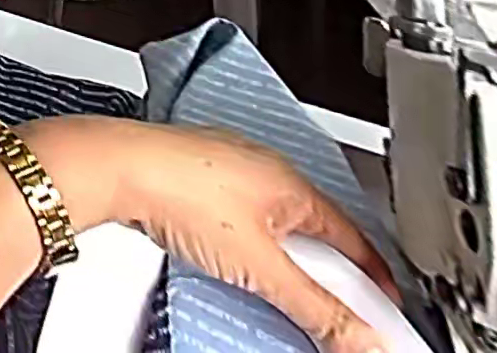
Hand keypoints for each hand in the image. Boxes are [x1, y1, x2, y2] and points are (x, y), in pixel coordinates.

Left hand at [21, 118, 397, 352]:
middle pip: (313, 227)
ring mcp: (222, 161)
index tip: (382, 320)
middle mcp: (259, 163)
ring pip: (272, 217)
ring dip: (282, 254)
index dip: (374, 285)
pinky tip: (230, 253)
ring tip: (276, 287)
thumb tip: (369, 344)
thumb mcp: (262, 266)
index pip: (355, 239)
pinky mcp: (191, 167)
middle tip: (328, 315)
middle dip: (324, 272)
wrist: (114, 166)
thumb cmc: (179, 194)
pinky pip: (236, 207)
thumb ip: (321, 311)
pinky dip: (246, 236)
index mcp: (290, 181)